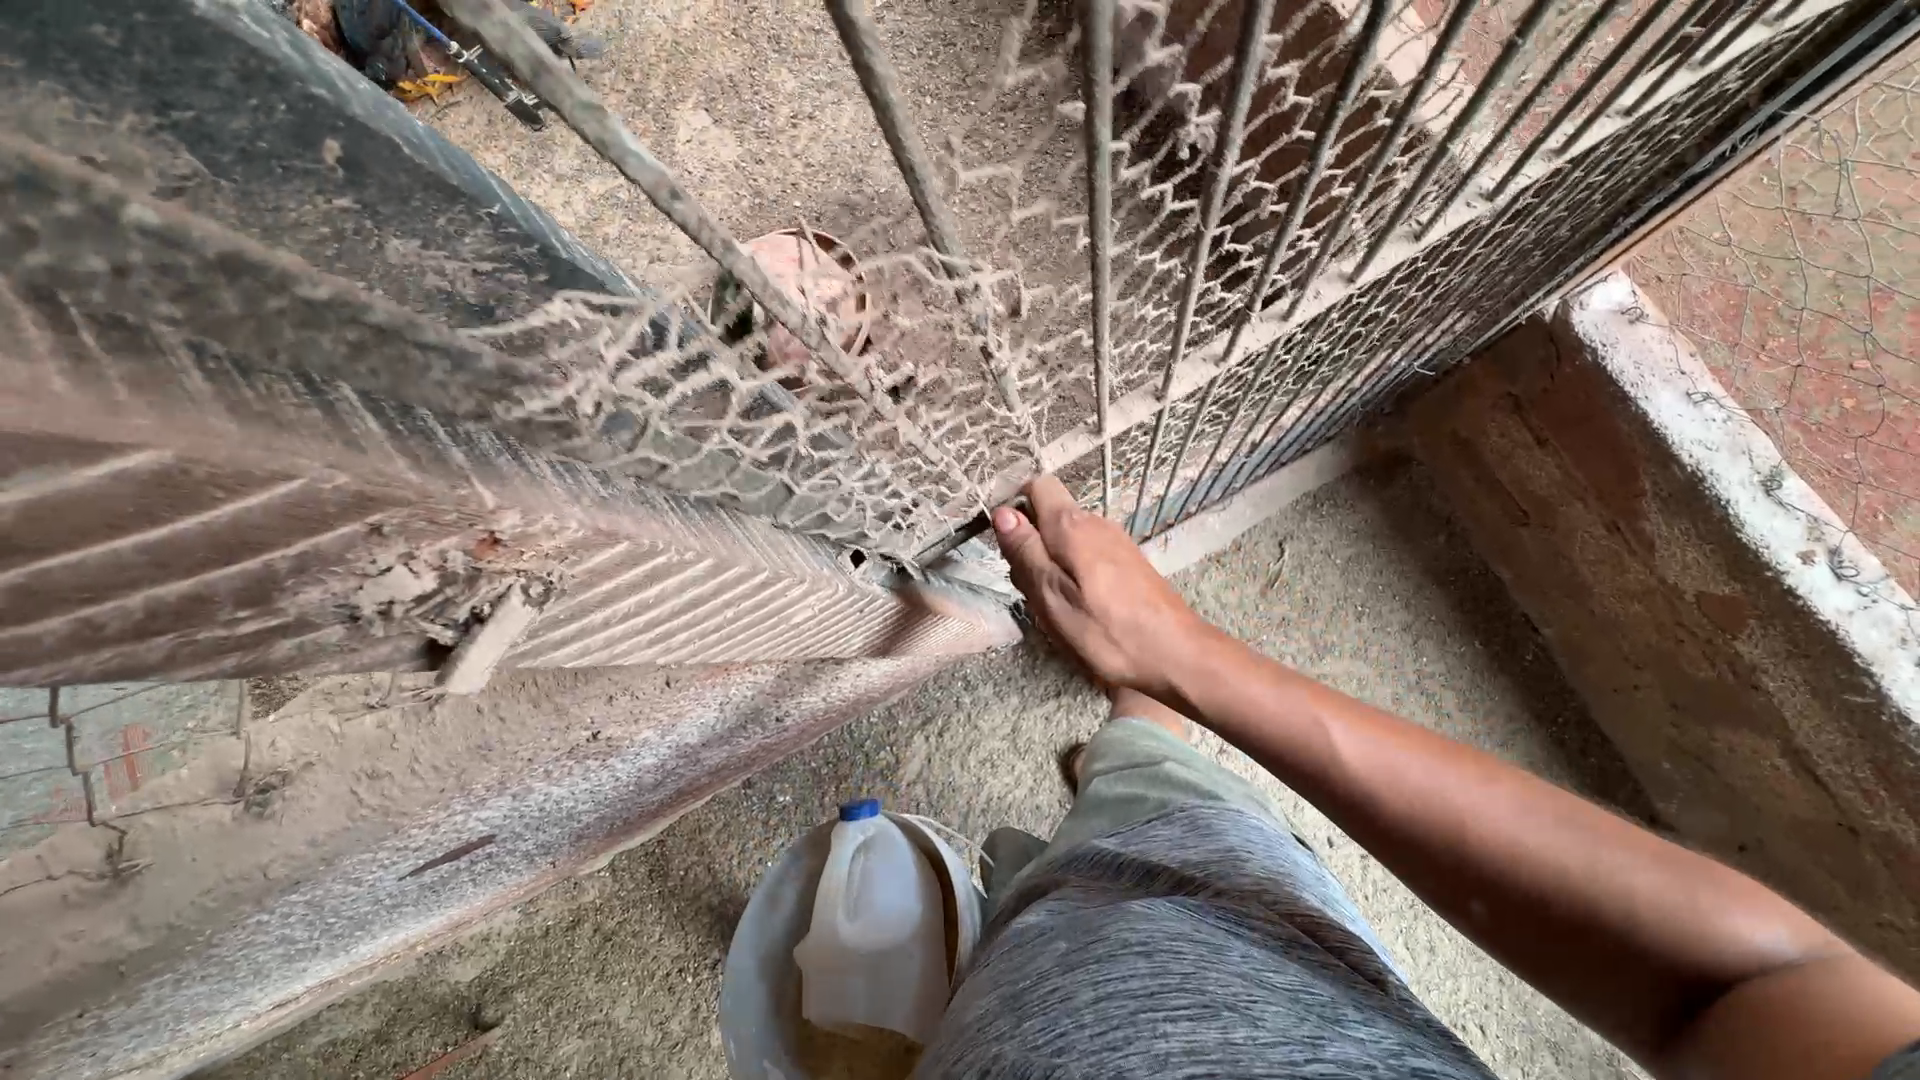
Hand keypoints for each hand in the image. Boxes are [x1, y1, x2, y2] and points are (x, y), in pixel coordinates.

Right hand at [992, 474, 1213, 698]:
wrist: (1177, 655)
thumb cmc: (1109, 632)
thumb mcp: (1052, 596)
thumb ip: (1026, 552)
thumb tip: (1002, 513)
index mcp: (1072, 526)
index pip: (1037, 485)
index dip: (1015, 508)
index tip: (1009, 548)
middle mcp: (1096, 523)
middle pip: (1048, 517)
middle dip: (1031, 547)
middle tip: (1035, 592)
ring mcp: (1115, 542)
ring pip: (1066, 541)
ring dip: (1051, 568)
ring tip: (1058, 609)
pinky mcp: (1128, 563)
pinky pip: (1086, 556)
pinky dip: (1074, 577)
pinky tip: (1083, 611)